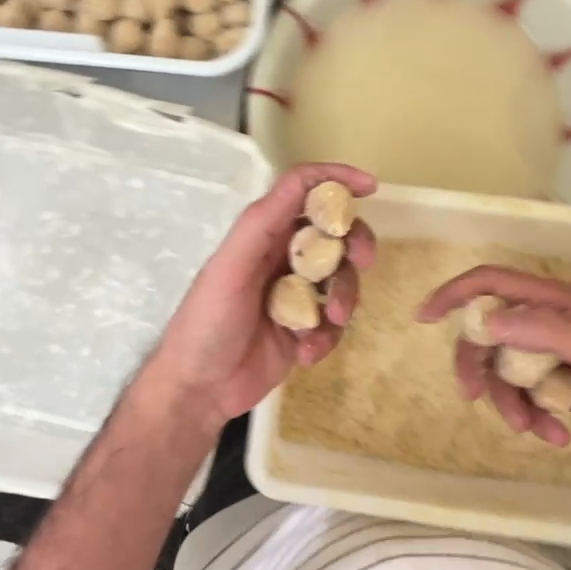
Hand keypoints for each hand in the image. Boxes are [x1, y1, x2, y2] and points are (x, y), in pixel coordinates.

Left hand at [135, 163, 376, 435]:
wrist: (199, 389)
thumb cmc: (206, 322)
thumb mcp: (230, 267)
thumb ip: (263, 223)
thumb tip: (305, 181)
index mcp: (261, 235)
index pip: (301, 191)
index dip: (335, 180)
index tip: (371, 187)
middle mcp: (280, 258)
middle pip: (333, 234)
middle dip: (354, 245)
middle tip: (363, 262)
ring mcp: (294, 295)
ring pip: (340, 280)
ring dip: (343, 298)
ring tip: (329, 322)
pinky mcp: (302, 330)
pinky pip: (333, 323)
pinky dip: (327, 336)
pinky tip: (305, 352)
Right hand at [418, 266, 570, 459]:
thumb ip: (541, 329)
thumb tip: (484, 321)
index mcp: (553, 304)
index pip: (492, 284)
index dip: (456, 294)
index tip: (427, 316)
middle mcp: (546, 326)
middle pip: (488, 337)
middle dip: (478, 367)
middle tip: (473, 396)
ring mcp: (551, 359)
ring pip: (502, 375)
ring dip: (508, 403)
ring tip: (530, 427)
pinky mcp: (559, 390)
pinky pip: (525, 400)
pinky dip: (532, 419)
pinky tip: (555, 436)